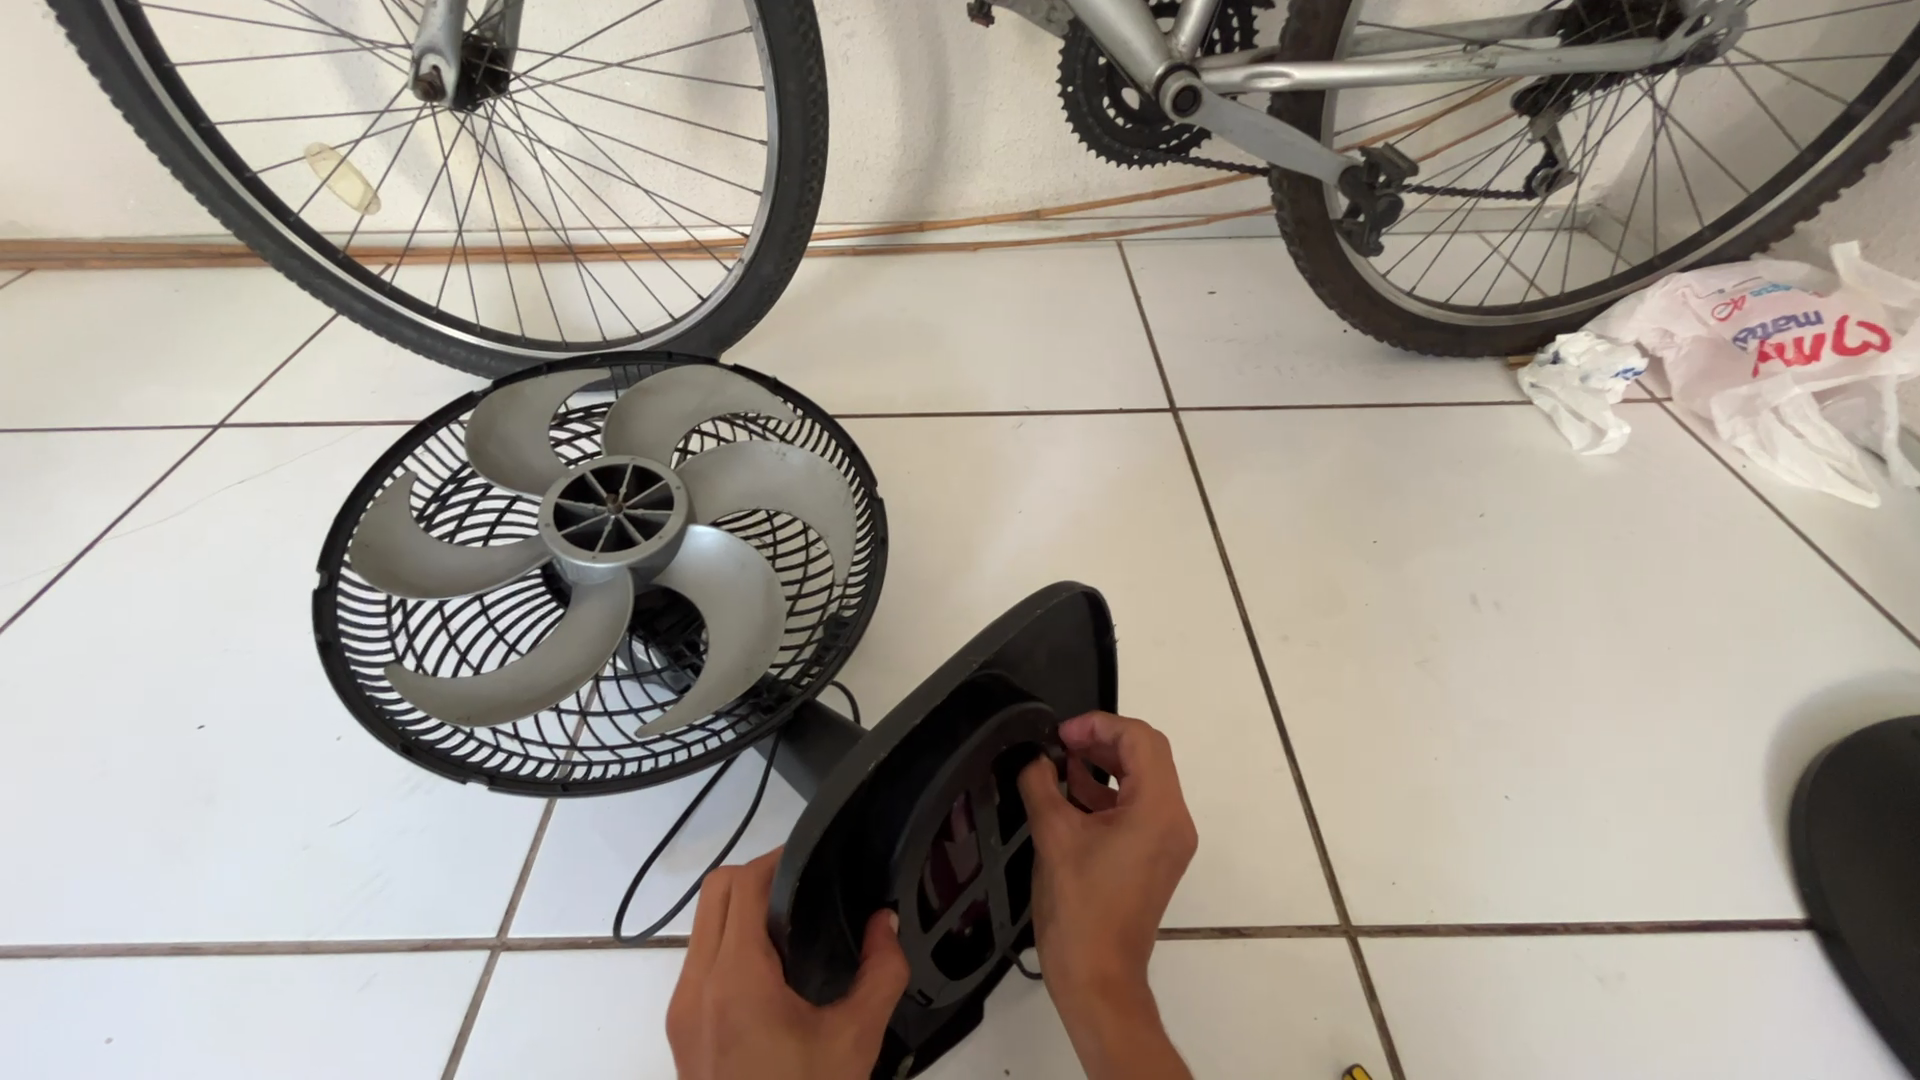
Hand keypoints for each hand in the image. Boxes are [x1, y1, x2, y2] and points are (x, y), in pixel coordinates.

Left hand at [667, 849, 909, 1079]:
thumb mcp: (855, 1040)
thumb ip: (881, 971)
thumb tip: (886, 923)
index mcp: (735, 981)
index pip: (741, 886)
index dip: (774, 859)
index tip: (810, 859)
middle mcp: (696, 987)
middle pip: (713, 893)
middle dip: (756, 874)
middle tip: (803, 883)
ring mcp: (682, 1009)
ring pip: (702, 923)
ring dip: (740, 906)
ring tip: (790, 918)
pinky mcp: (682, 1028)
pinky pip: (699, 956)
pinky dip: (730, 939)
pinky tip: (771, 963)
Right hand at [1017, 712, 1197, 1079]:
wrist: (1098, 978)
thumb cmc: (1079, 908)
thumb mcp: (1053, 835)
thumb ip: (1041, 783)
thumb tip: (1034, 758)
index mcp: (1157, 810)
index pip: (1140, 740)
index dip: (1099, 724)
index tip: (1061, 733)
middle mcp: (1173, 820)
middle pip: (1146, 754)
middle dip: (1102, 739)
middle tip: (1060, 742)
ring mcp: (1168, 840)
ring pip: (1143, 778)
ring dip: (1104, 764)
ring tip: (1060, 762)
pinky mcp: (1155, 856)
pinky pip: (1137, 806)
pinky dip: (1108, 792)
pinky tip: (1070, 792)